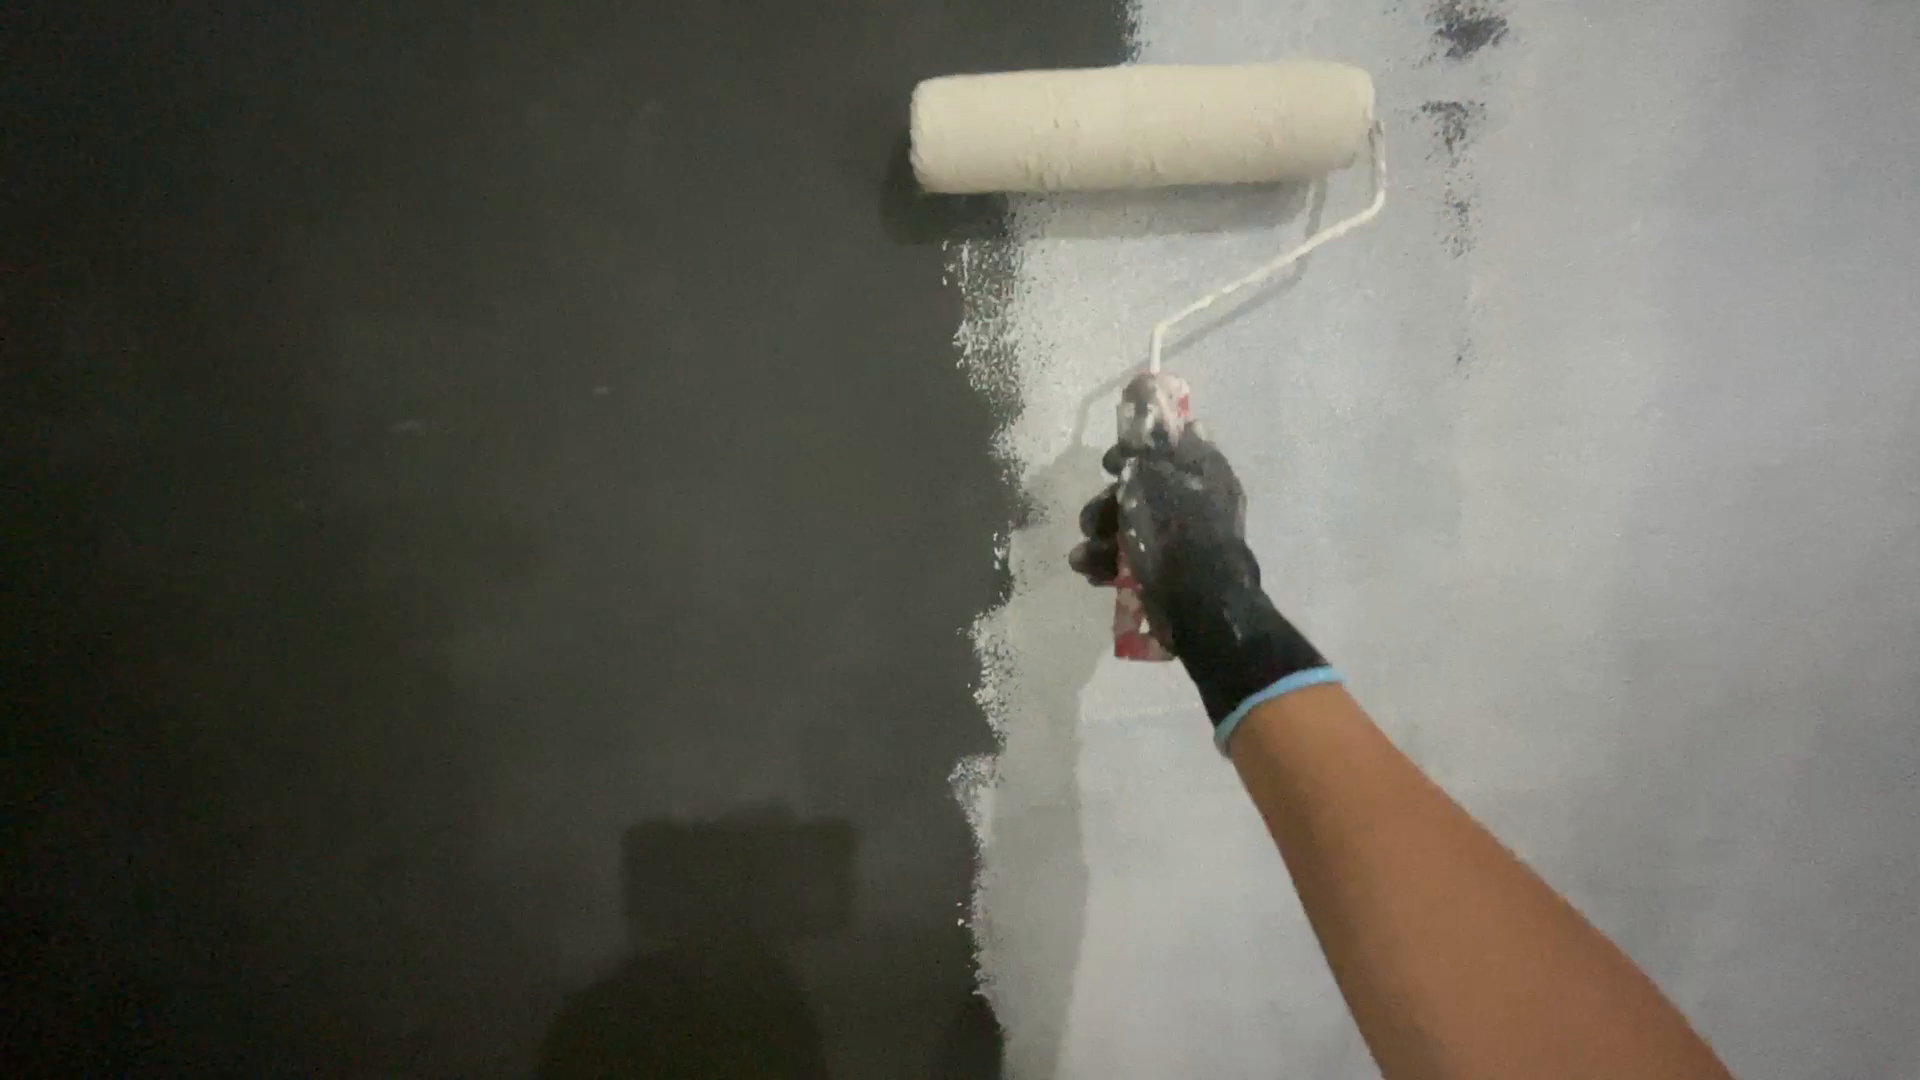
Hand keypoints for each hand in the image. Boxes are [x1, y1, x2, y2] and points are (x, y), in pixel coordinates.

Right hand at [1069, 392, 1333, 740]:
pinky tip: (1093, 573)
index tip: (1108, 464)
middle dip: (1105, 506)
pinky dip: (1109, 563)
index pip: (1167, 445)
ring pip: (1128, 526)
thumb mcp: (1155, 482)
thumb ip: (1145, 446)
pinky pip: (1130, 557)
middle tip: (1092, 520)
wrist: (1198, 606)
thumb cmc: (1176, 535)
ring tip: (1085, 558)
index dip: (1132, 450)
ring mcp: (1179, 538)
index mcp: (1202, 473)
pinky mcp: (1167, 570)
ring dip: (1100, 539)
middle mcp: (1193, 502)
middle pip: (1137, 489)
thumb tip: (1147, 396)